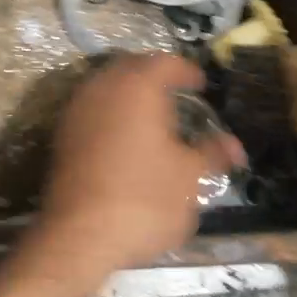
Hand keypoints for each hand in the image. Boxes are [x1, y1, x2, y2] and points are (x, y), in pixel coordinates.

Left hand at [38, 54, 244, 271]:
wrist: (80, 233)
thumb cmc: (144, 200)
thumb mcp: (190, 179)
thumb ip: (212, 154)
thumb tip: (234, 145)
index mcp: (138, 86)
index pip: (165, 62)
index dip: (186, 71)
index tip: (201, 84)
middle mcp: (104, 85)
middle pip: (133, 66)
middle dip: (155, 75)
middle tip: (177, 93)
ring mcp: (78, 106)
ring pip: (108, 84)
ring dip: (130, 91)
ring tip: (153, 113)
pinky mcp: (63, 130)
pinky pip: (93, 106)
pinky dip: (111, 110)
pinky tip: (125, 134)